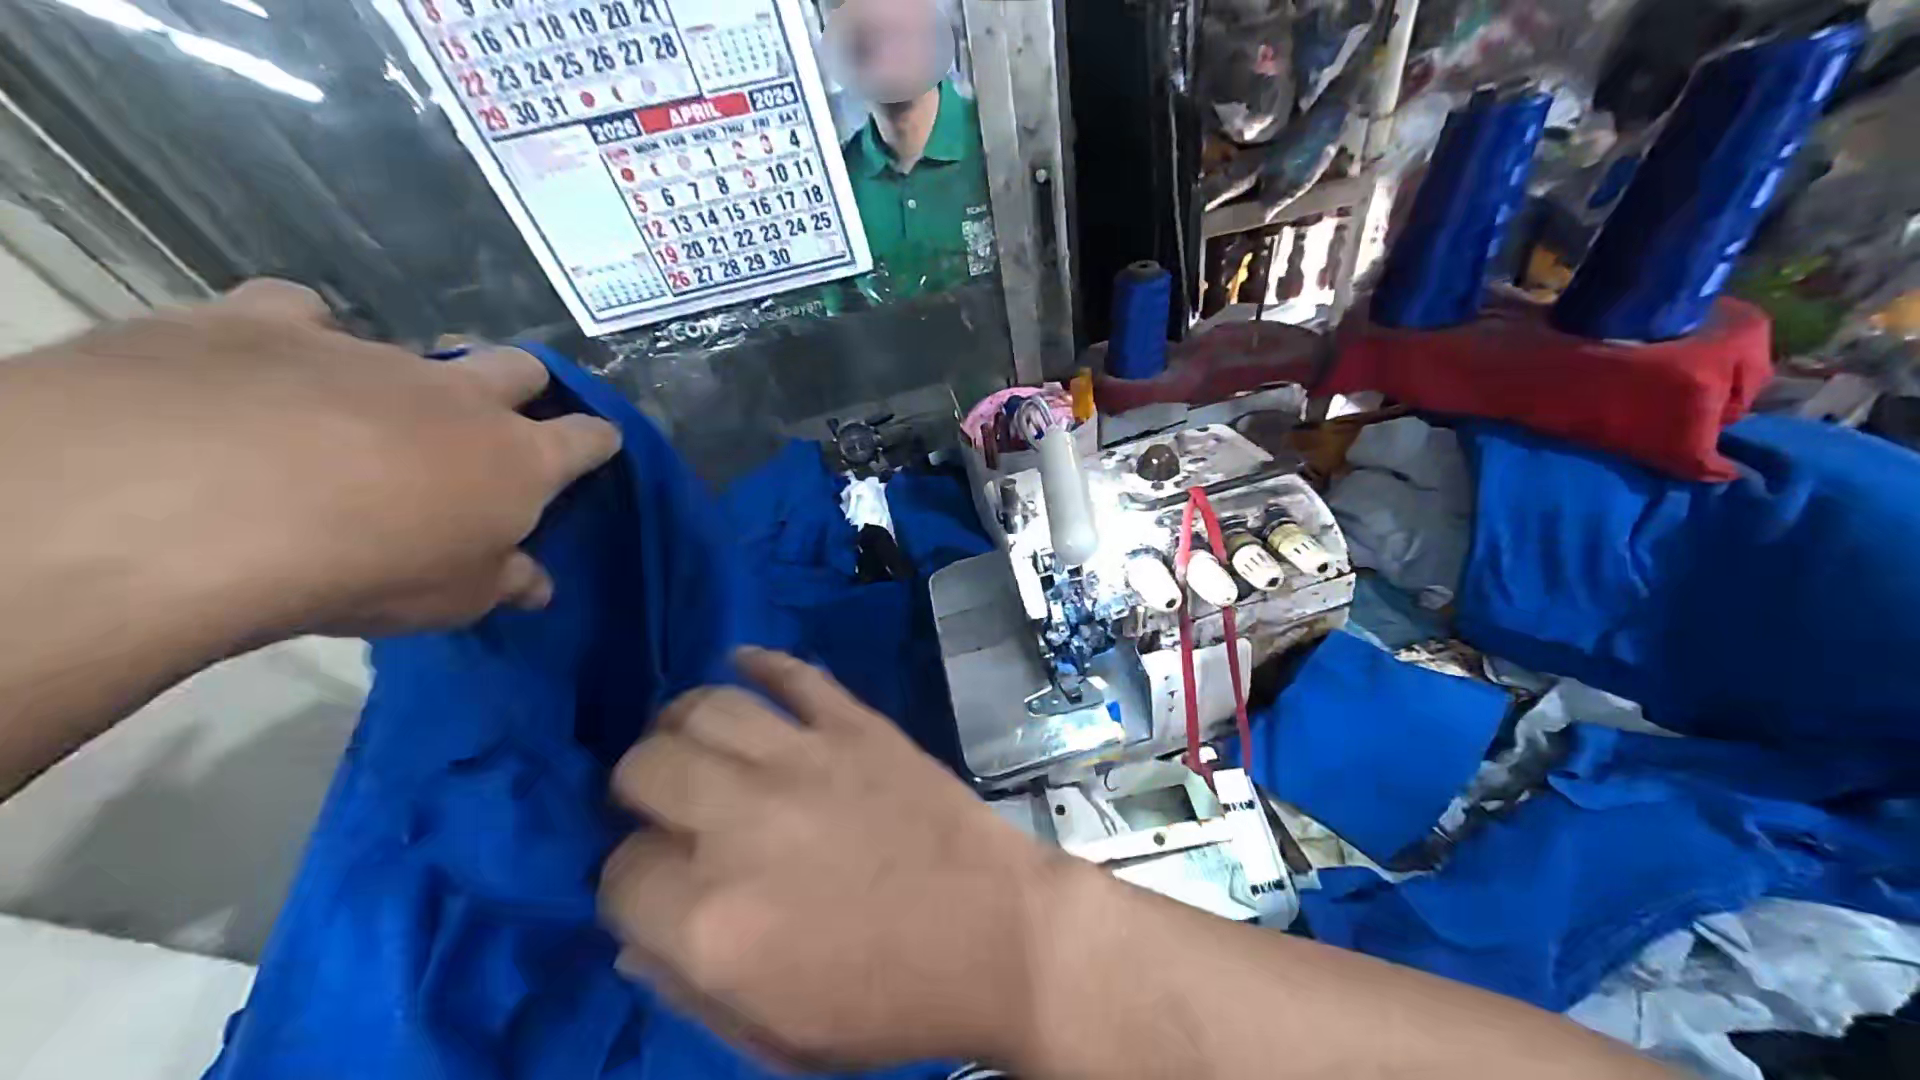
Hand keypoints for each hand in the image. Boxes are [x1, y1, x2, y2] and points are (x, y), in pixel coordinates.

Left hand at [3, 279, 619, 638]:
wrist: (190, 507)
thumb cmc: (366, 568)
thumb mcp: (452, 599)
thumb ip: (504, 582)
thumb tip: (539, 586)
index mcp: (518, 459)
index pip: (588, 438)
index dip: (597, 441)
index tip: (596, 445)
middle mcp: (459, 395)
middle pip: (519, 367)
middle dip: (521, 385)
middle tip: (492, 416)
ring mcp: (369, 352)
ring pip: (414, 344)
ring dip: (408, 373)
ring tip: (367, 406)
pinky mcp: (265, 323)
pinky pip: (295, 310)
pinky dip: (296, 332)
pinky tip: (272, 362)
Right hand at [599, 647, 1066, 1070]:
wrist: (997, 933)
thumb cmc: (889, 999)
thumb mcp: (773, 1035)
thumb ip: (687, 986)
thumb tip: (636, 932)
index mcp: (711, 921)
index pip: (618, 872)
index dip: (630, 877)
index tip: (657, 878)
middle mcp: (742, 824)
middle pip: (646, 766)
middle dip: (640, 785)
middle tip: (666, 798)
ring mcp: (804, 760)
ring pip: (707, 706)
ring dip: (684, 720)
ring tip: (694, 738)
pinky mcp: (856, 725)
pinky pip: (792, 673)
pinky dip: (760, 663)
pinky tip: (743, 665)